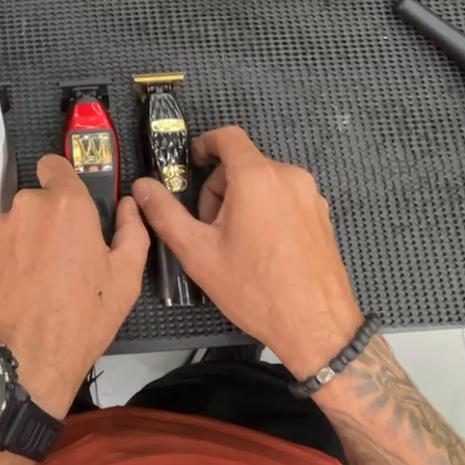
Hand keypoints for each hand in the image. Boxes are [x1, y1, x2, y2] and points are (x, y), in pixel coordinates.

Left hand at [0, 154, 147, 417]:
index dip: (62, 179)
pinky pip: (3, 241)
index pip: (54, 164)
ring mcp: (0, 227)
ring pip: (20, 220)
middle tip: (67, 253)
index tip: (72, 203)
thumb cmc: (83, 315)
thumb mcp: (125, 277)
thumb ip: (132, 231)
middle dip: (51, 217)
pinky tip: (24, 285)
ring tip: (43, 275)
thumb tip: (128, 206)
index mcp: (66, 202)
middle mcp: (28, 204)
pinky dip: (13, 255)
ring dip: (30, 236)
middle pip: (40, 197)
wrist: (28, 357)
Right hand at [131, 126, 365, 379]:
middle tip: (209, 226)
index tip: (192, 164)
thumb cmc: (255, 288)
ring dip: (242, 199)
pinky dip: (267, 209)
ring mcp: (310, 195)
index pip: (227, 136)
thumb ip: (165, 213)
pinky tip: (262, 249)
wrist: (318, 329)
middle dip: (219, 187)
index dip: (205, 144)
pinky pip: (285, 197)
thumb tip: (142, 187)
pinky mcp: (322, 215)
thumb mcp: (198, 252)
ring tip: (235, 242)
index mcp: (256, 177)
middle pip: (243, 163)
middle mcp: (288, 176)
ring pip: (264, 181)